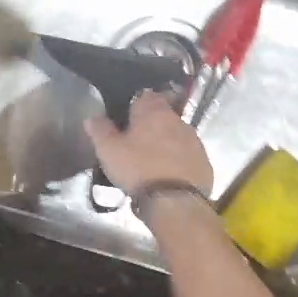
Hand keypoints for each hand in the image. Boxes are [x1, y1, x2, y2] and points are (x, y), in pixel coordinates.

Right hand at [84, 91, 213, 196]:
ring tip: (149, 159)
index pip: (145, 96)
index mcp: (154, 112)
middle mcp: (178, 121)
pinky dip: (177, 159)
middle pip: (162, 116)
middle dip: (150, 124)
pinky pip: (187, 155)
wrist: (174, 201)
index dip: (135, 104)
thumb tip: (93, 117)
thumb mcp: (108, 149)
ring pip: (176, 135)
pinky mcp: (204, 162)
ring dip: (165, 142)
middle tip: (134, 140)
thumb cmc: (137, 168)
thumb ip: (100, 129)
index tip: (126, 116)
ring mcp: (195, 141)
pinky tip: (165, 173)